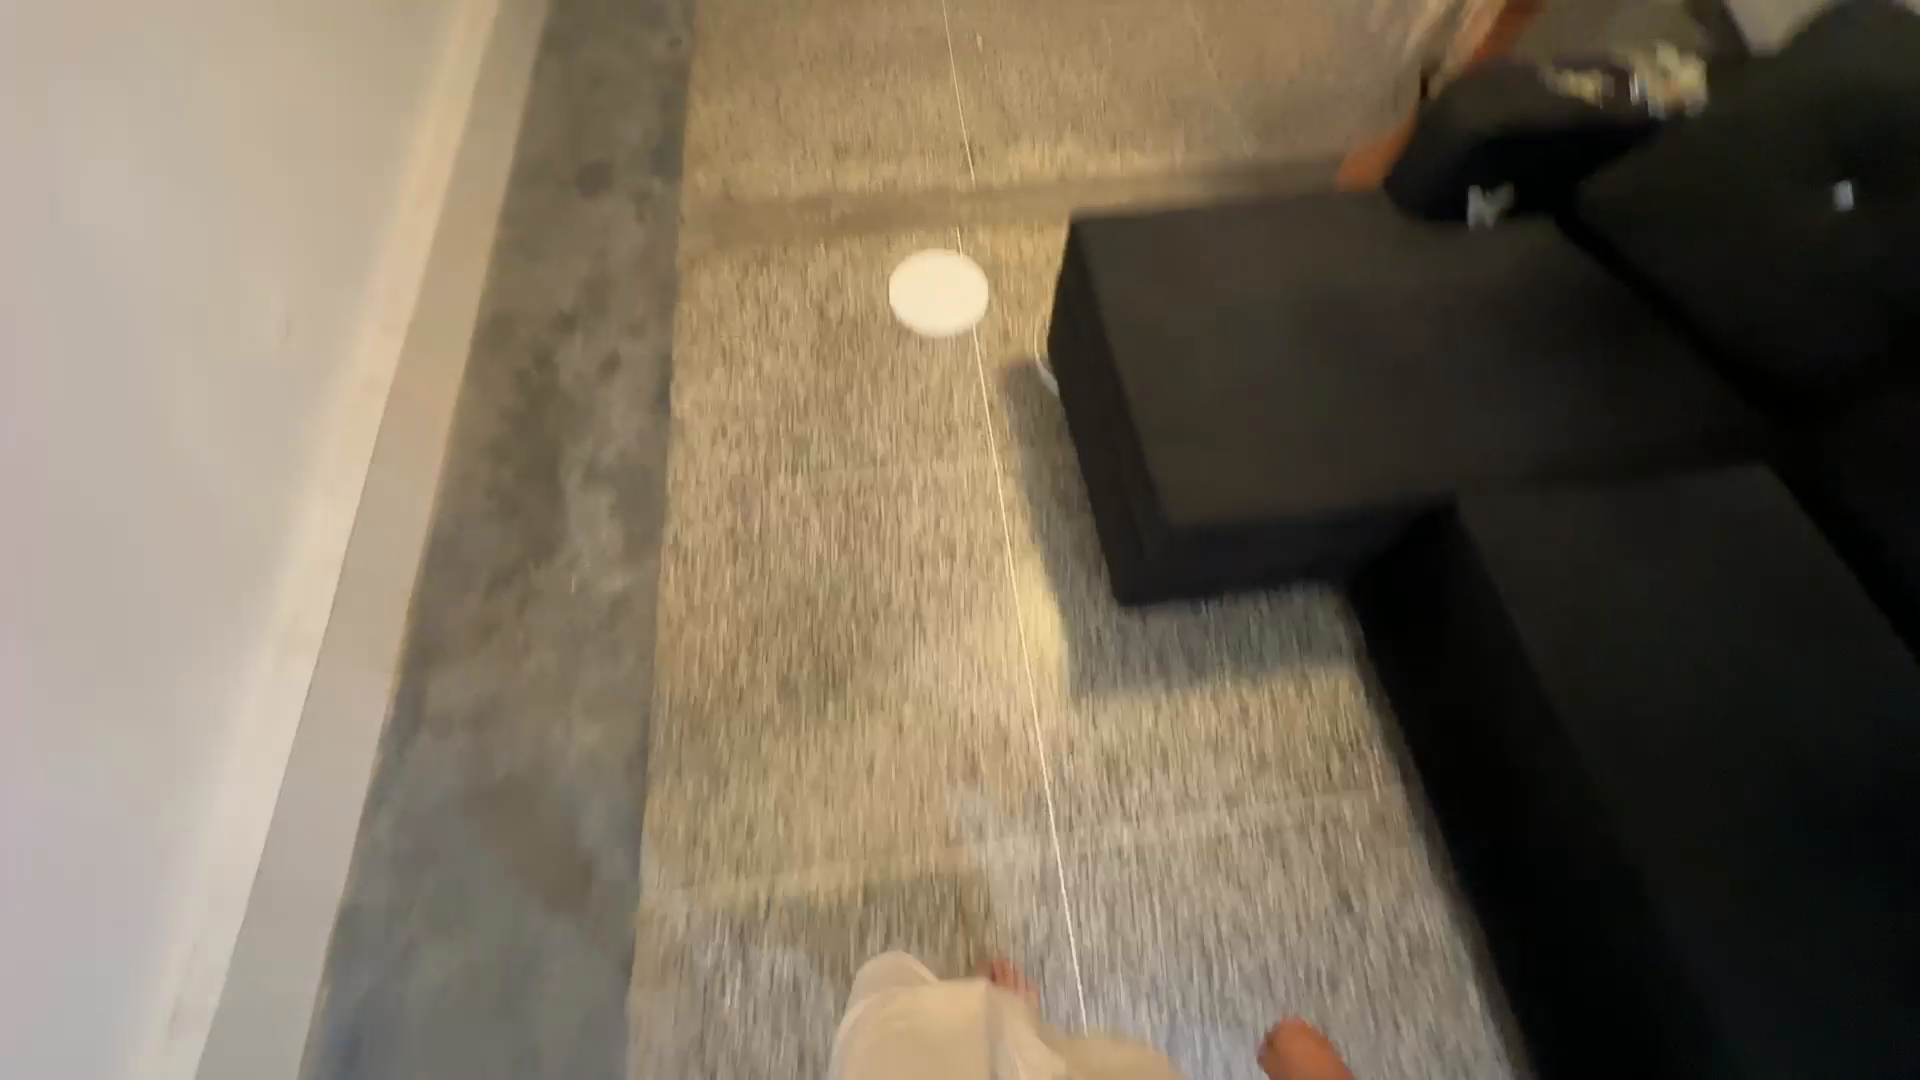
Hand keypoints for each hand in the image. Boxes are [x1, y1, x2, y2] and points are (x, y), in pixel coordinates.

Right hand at [1258, 1019, 1354, 1079]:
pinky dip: (1314, 1060)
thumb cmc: (1292, 1070)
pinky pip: (1318, 1054)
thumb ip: (1264, 1053)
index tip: (1270, 1058)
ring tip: (1298, 1068)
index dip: (1270, 1047)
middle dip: (1287, 1046)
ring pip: (1305, 1044)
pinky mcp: (1334, 1051)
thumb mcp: (1269, 1064)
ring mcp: (1320, 1037)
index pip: (1272, 1033)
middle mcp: (1303, 1025)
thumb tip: (1265, 1050)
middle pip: (1290, 1035)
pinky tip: (1311, 1070)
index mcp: (1284, 1024)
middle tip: (1284, 1062)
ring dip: (1302, 1052)